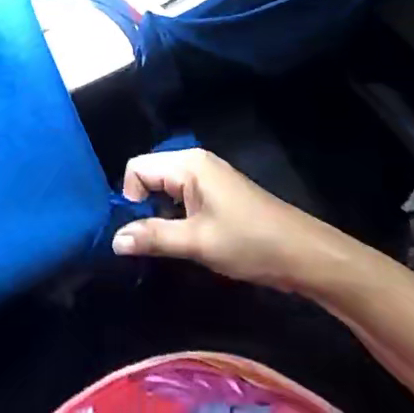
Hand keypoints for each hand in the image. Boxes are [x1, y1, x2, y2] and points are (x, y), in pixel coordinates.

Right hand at [111, 148, 356, 291]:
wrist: (299, 252)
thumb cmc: (247, 242)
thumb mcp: (196, 242)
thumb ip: (153, 237)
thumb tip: (114, 238)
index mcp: (188, 164)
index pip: (136, 168)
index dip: (129, 199)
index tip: (138, 232)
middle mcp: (194, 162)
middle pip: (149, 175)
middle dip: (141, 207)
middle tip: (147, 242)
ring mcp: (207, 177)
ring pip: (164, 188)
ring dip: (157, 215)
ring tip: (163, 245)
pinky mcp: (216, 194)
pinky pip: (180, 197)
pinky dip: (173, 217)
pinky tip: (182, 241)